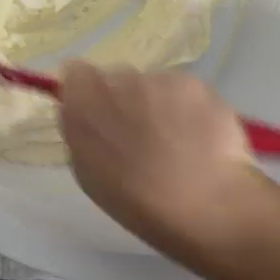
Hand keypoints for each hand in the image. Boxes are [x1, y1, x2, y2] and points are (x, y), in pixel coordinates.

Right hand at [59, 62, 277, 262]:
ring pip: (153, 85)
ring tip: (178, 142)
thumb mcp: (88, 173)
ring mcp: (157, 80)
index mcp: (82, 104)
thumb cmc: (135, 202)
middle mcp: (116, 81)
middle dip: (125, 99)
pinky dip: (190, 109)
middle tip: (141, 135)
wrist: (203, 206)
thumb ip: (83, 134)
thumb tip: (89, 119)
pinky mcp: (195, 85)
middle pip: (117, 78)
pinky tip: (202, 140)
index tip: (98, 113)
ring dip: (158, 105)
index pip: (75, 73)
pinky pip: (185, 92)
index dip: (87, 91)